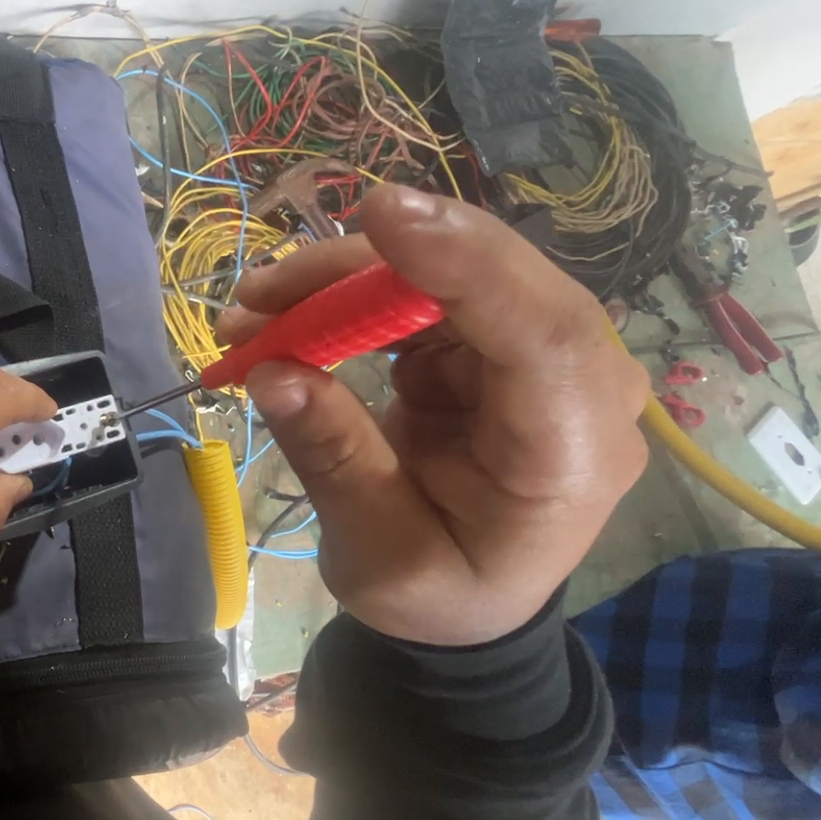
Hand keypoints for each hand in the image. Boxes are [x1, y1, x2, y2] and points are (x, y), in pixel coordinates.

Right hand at [216, 185, 648, 646]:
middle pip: (483, 285)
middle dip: (363, 272)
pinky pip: (412, 302)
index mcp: (570, 450)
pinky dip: (341, 304)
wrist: (461, 606)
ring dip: (338, 283)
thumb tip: (272, 371)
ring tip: (250, 310)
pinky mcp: (479, 352)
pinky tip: (282, 320)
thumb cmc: (434, 594)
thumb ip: (333, 458)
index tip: (380, 213)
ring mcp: (525, 360)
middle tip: (256, 293)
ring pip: (439, 280)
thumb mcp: (375, 547)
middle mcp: (571, 385)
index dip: (465, 264)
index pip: (542, 332)